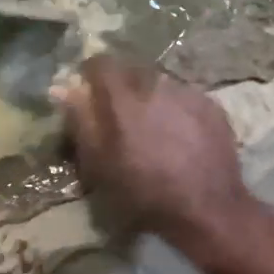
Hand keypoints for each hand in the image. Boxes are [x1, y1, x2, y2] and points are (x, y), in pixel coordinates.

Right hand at [53, 54, 254, 243]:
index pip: (101, 63)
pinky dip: (176, 109)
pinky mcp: (211, 107)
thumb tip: (62, 89)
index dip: (91, 74)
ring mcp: (188, 94)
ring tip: (152, 127)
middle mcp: (156, 86)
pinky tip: (180, 135)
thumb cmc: (144, 192)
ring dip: (151, 97)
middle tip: (120, 116)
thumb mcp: (99, 165)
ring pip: (160, 83)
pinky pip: (185, 97)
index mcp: (123, 98)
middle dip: (122, 87)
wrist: (207, 210)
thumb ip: (80, 122)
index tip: (88, 91)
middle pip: (132, 70)